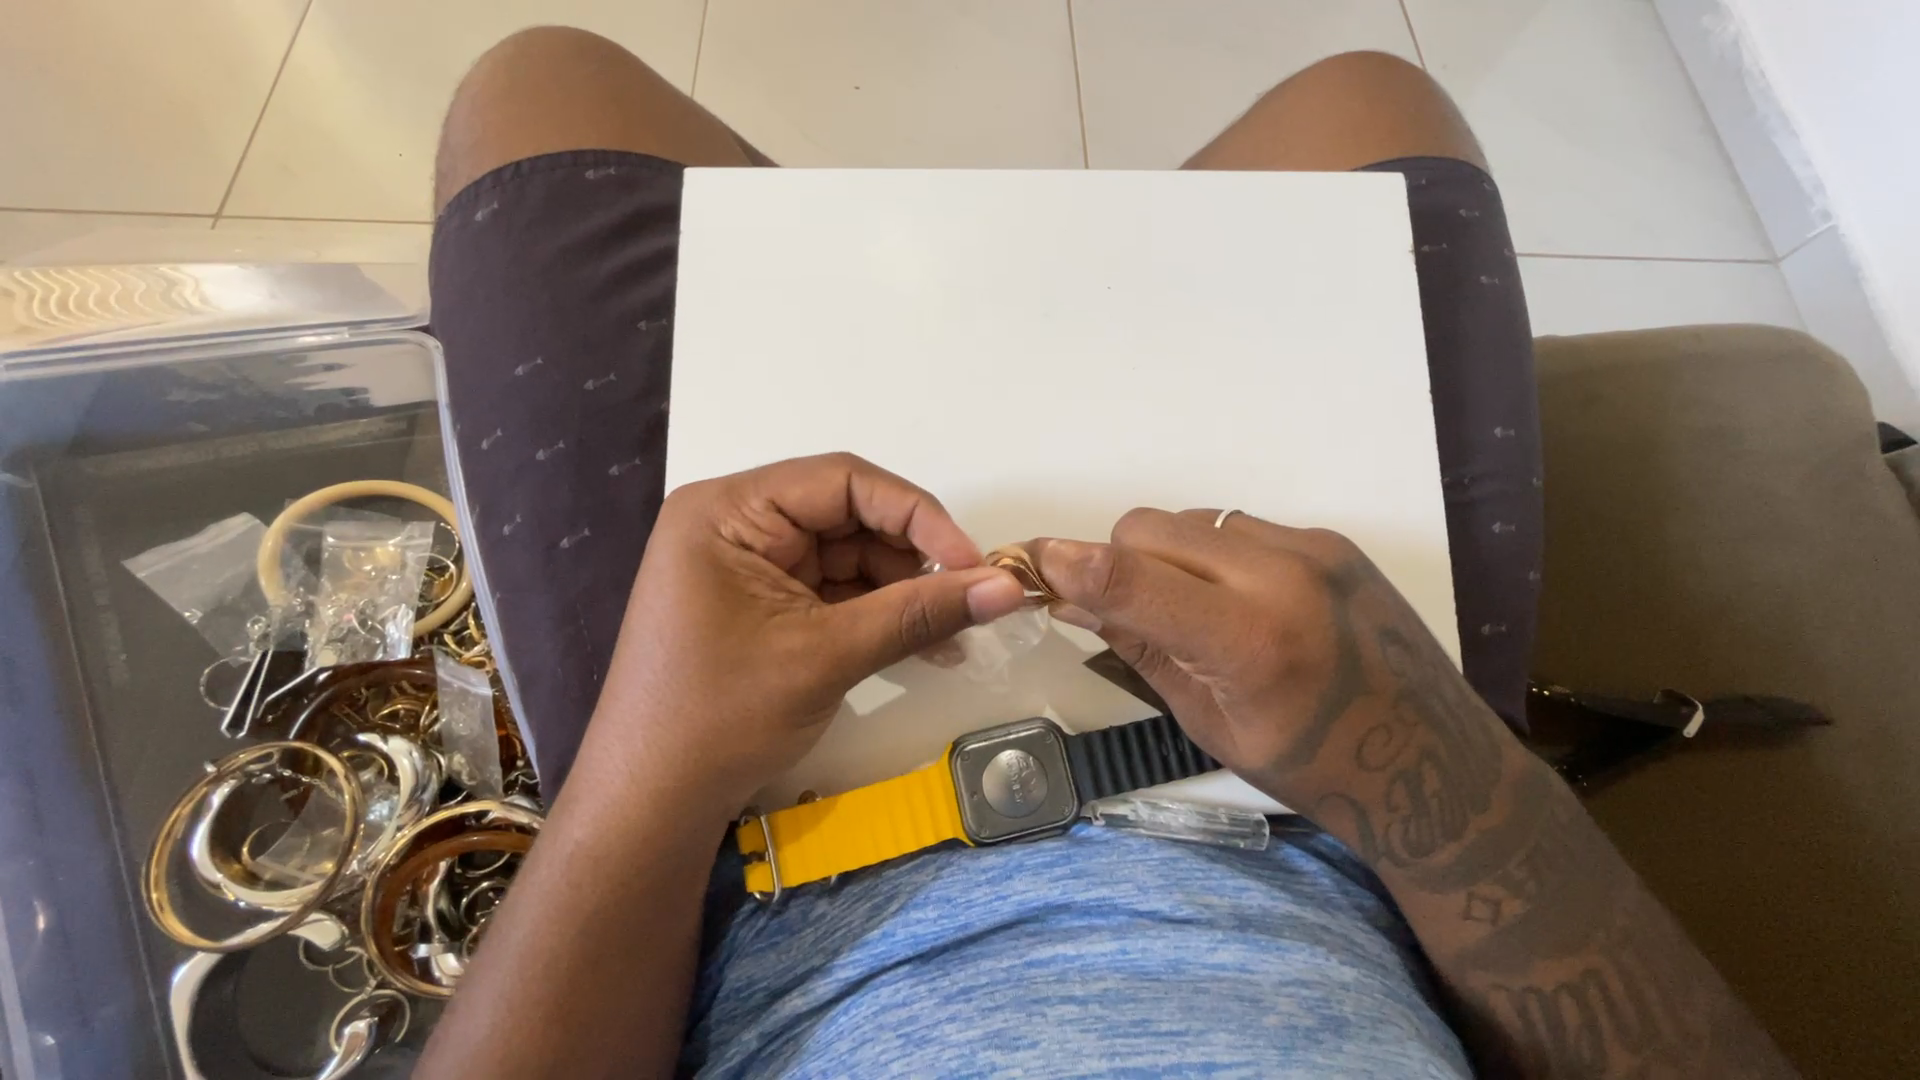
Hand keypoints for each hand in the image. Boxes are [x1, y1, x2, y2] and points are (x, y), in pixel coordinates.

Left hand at [586, 454, 1026, 812]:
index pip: (842, 481)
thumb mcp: (827, 655)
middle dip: (911, 559)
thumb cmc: (721, 718)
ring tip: (950, 636)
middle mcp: (737, 524)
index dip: (916, 513)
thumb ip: (921, 613)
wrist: (652, 802)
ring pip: (848, 556)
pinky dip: (878, 614)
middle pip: (848, 517)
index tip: (971, 562)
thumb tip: (1011, 587)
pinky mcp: (763, 603)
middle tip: (967, 600)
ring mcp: (749, 565)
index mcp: (729, 511)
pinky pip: (834, 590)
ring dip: (902, 592)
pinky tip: (921, 643)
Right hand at [1029, 509, 1511, 816]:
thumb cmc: (1310, 766)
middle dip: (1115, 559)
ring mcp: (1312, 548)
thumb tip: (1068, 599)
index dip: (1070, 563)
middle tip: (1121, 607)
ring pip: (1190, 519)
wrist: (1435, 764)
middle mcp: (1282, 575)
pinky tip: (1237, 600)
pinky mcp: (1330, 539)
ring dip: (1163, 554)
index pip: (1132, 579)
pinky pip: (1236, 526)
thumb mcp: (1208, 720)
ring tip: (1188, 608)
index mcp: (1250, 641)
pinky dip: (1210, 554)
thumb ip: (1136, 646)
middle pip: (1149, 527)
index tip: (1033, 563)